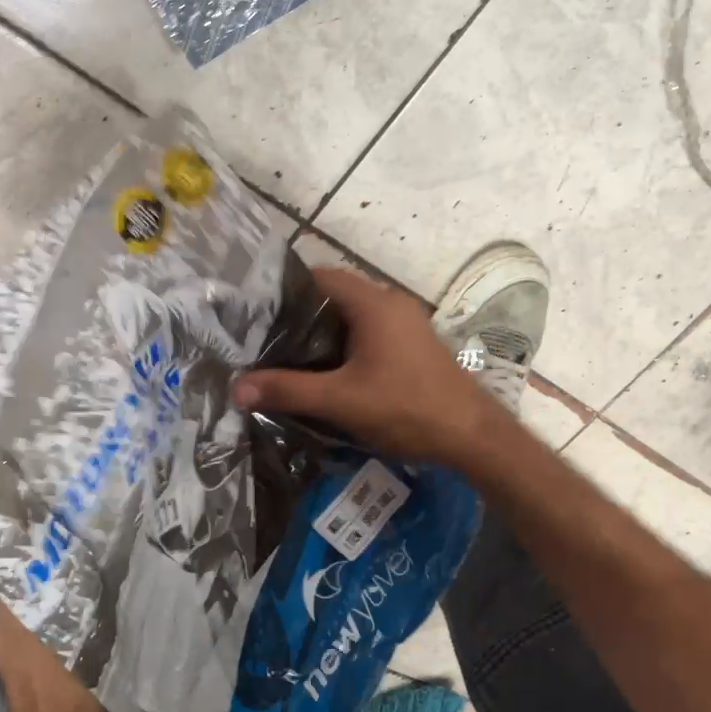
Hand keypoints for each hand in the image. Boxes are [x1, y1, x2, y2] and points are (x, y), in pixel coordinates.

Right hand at [231, 267, 519, 470]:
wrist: (473, 436)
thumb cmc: (407, 408)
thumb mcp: (341, 401)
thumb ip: (288, 390)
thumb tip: (237, 387)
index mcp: (373, 303)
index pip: (319, 275)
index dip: (285, 289)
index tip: (255, 311)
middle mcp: (390, 302)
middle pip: (334, 295)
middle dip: (300, 314)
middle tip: (264, 336)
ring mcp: (406, 323)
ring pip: (353, 315)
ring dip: (323, 331)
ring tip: (287, 355)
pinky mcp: (413, 344)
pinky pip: (369, 331)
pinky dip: (345, 343)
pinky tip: (327, 371)